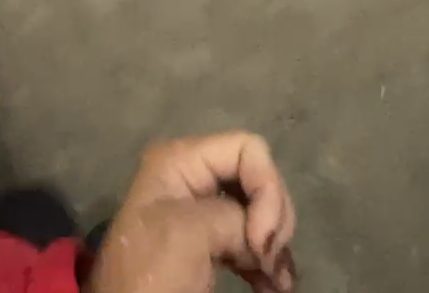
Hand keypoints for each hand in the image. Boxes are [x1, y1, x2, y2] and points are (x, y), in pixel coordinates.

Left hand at [87, 132, 297, 292]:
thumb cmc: (150, 272)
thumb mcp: (190, 233)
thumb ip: (234, 218)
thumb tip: (261, 239)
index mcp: (181, 160)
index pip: (247, 148)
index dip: (267, 189)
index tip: (262, 240)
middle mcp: (194, 177)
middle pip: (256, 178)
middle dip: (273, 218)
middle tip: (270, 259)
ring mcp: (202, 212)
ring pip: (259, 212)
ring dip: (275, 245)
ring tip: (278, 281)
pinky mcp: (210, 246)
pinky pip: (252, 242)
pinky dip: (268, 261)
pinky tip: (274, 285)